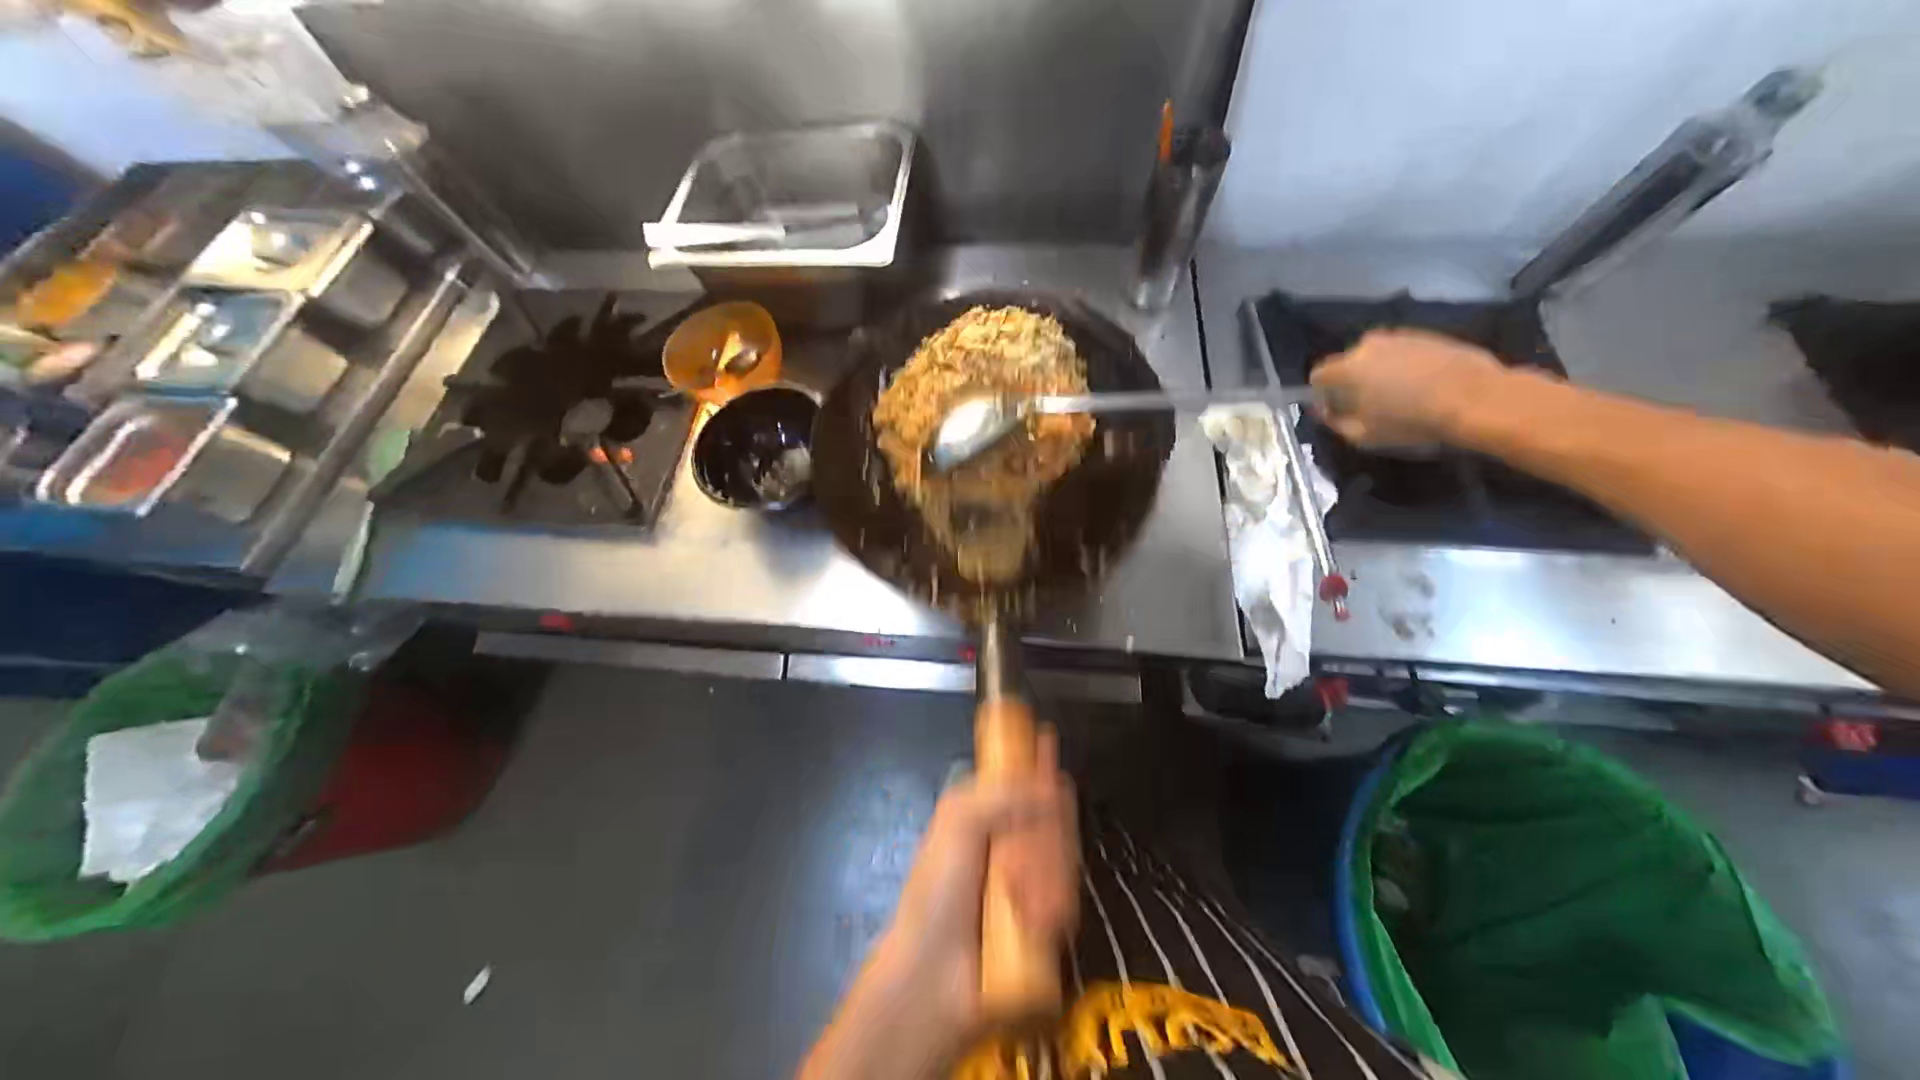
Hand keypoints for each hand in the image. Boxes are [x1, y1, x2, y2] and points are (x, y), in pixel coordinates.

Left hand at [799, 736, 1077, 1079]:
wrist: (933, 980)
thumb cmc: (938, 895)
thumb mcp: (958, 825)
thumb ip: (1003, 795)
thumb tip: (1050, 787)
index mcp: (980, 817)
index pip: (1020, 781)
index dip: (1038, 766)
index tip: (1051, 754)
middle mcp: (1006, 844)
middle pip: (1052, 820)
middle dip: (1047, 841)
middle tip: (1021, 870)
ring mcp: (1026, 882)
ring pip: (1064, 860)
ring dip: (1049, 881)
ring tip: (1024, 906)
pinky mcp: (1042, 921)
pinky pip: (1067, 900)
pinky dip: (1055, 909)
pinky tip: (1038, 924)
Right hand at [1310, 328, 1512, 449]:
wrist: (1477, 399)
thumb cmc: (1412, 422)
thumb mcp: (1363, 436)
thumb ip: (1335, 422)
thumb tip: (1325, 410)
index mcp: (1347, 368)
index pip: (1319, 375)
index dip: (1322, 394)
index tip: (1337, 410)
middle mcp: (1369, 345)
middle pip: (1348, 362)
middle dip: (1352, 381)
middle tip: (1369, 404)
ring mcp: (1401, 336)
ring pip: (1377, 356)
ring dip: (1379, 372)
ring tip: (1399, 394)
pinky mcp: (1429, 336)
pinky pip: (1404, 352)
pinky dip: (1405, 366)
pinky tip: (1423, 385)